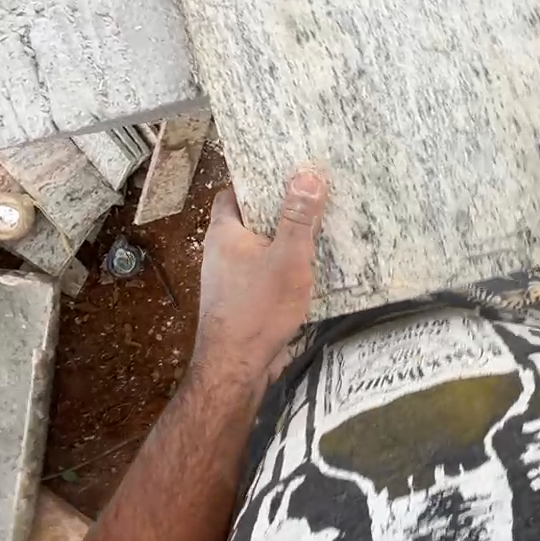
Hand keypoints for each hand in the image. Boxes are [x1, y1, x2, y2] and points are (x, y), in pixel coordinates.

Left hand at [191, 166, 328, 384]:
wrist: (236, 368)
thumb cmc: (258, 308)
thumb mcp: (287, 258)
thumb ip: (298, 217)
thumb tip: (308, 174)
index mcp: (224, 232)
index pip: (233, 193)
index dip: (256, 180)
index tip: (286, 172)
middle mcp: (221, 251)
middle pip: (249, 218)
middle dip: (278, 208)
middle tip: (311, 196)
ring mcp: (229, 277)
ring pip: (258, 246)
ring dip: (283, 239)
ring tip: (318, 226)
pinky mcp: (242, 299)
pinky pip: (263, 270)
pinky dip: (282, 264)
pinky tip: (309, 266)